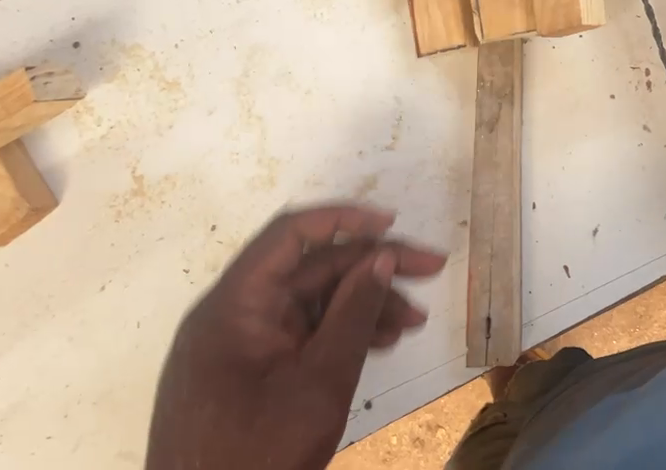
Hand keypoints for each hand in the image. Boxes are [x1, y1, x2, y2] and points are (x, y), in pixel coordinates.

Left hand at [146, 205, 447, 469]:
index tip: (393, 223)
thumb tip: (382, 257)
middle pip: (312, 269)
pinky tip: (384, 340)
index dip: (345, 219)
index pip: (291, 235)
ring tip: (413, 320)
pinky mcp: (252, 373)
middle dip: (373, 269)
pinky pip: (304, 332)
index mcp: (235, 306)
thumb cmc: (260, 455)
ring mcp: (242, 346)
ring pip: (315, 301)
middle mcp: (235, 316)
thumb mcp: (320, 380)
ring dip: (366, 303)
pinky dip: (345, 332)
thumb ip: (355, 311)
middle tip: (431, 269)